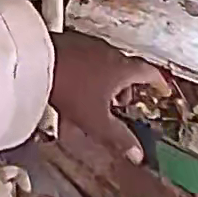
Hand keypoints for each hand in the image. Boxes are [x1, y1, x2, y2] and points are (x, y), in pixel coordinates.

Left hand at [49, 31, 170, 163]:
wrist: (36, 59)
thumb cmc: (70, 87)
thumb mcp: (96, 119)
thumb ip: (118, 137)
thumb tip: (137, 154)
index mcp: (121, 67)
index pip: (148, 72)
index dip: (157, 82)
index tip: (162, 89)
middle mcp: (106, 51)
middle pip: (124, 67)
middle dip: (126, 86)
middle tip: (123, 103)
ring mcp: (85, 44)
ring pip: (103, 63)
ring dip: (105, 81)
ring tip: (96, 100)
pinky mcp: (67, 43)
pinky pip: (84, 60)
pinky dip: (87, 74)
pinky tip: (74, 89)